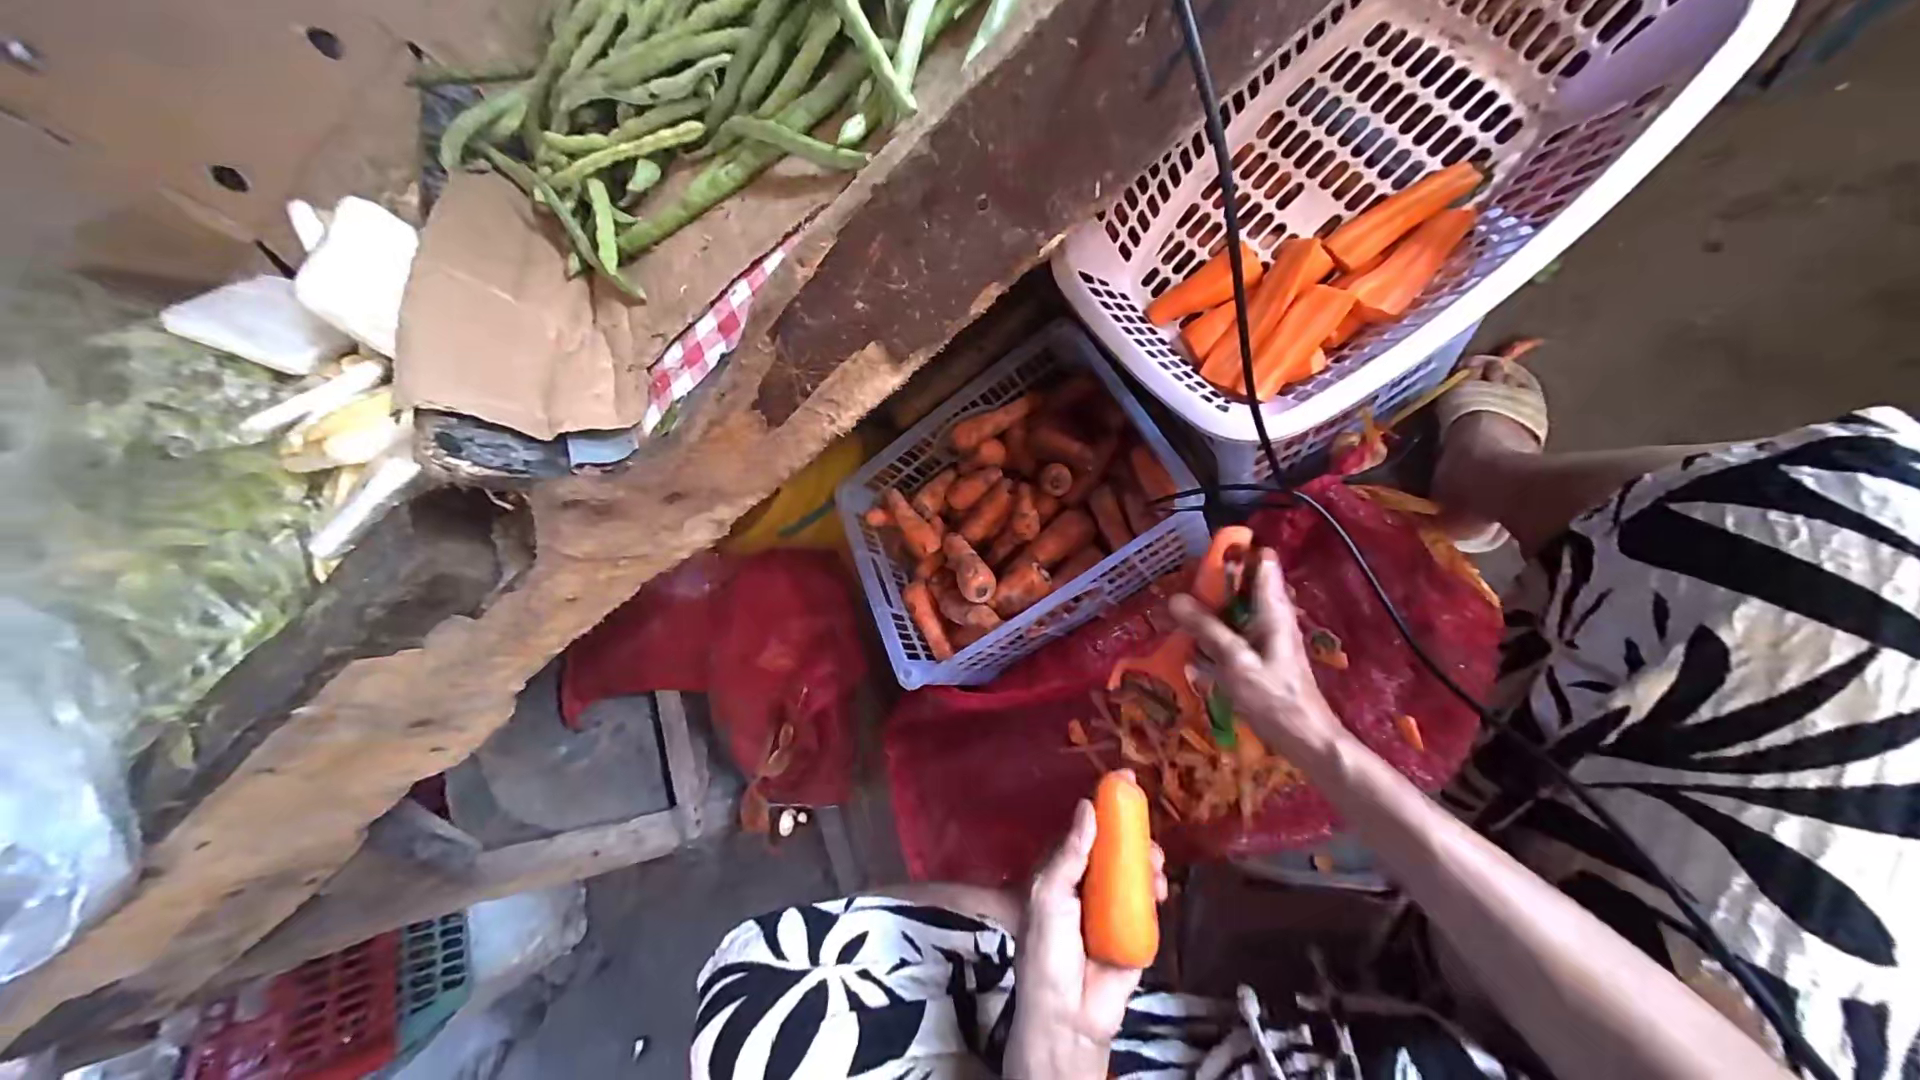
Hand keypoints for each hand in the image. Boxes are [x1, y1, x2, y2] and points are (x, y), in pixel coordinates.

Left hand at [1004, 795, 1167, 1078]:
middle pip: (1114, 847)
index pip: (1084, 831)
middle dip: (1132, 834)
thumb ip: (1070, 853)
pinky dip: (1156, 888)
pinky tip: (1158, 885)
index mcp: (1061, 871)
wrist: (1070, 1015)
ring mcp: (1112, 906)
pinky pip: (1148, 900)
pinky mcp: (1134, 929)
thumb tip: (1087, 805)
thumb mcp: (1050, 894)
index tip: (1124, 784)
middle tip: (1146, 825)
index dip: (1102, 808)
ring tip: (1154, 861)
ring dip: (1146, 859)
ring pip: (1134, 870)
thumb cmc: (1047, 949)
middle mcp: (1087, 884)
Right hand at [1168, 548, 1350, 765]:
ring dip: (1209, 610)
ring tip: (1178, 615)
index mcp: (1272, 610)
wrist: (1305, 739)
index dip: (1236, 551)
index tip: (1203, 555)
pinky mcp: (1259, 656)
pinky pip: (1232, 634)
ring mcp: (1266, 637)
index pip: (1262, 562)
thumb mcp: (1235, 662)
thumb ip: (1206, 629)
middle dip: (1213, 583)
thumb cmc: (1274, 698)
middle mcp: (1271, 616)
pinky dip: (1213, 634)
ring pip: (1234, 610)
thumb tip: (1175, 598)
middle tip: (1179, 588)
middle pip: (1243, 585)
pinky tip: (1194, 650)